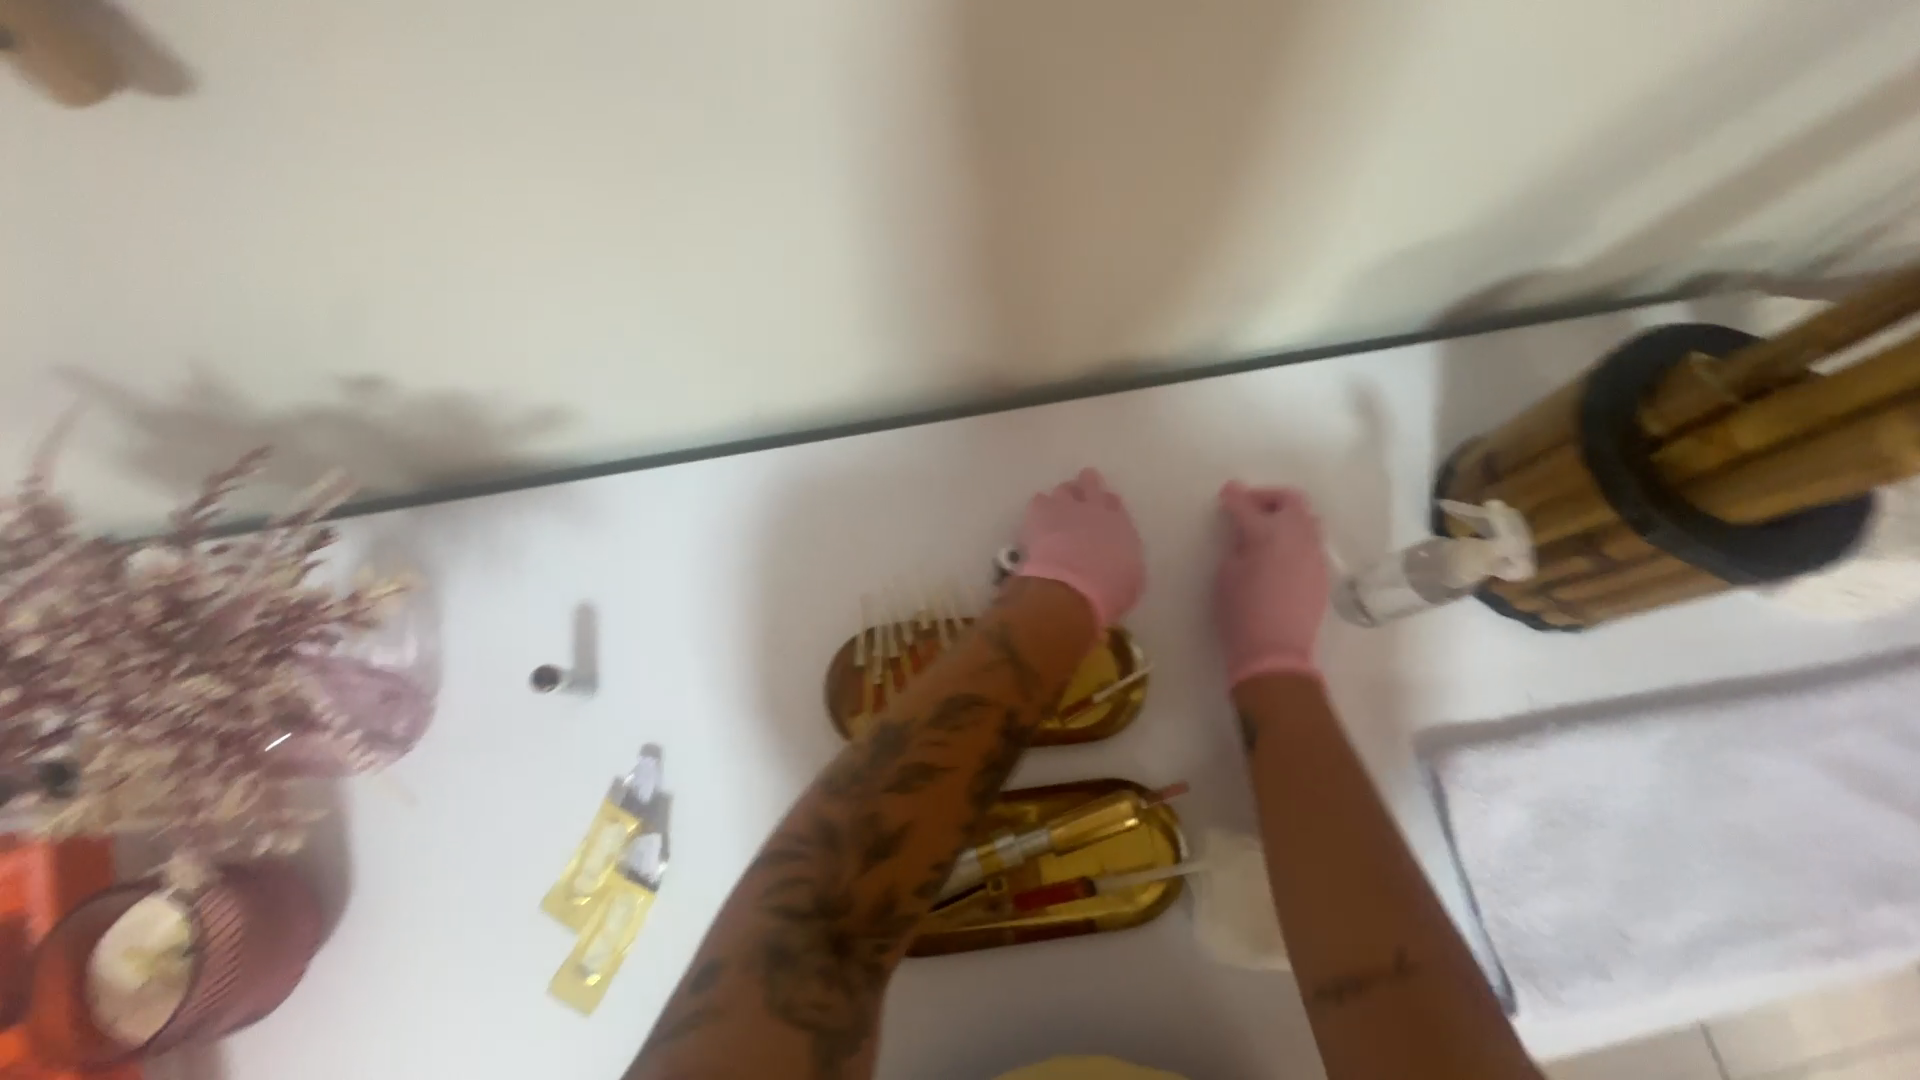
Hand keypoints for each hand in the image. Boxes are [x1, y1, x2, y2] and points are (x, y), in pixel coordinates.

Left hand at [1013, 468, 1144, 626]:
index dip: (1107, 505)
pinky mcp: (1041, 512)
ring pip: (1064, 490)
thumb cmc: (1108, 592)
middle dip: (1087, 485)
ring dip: (1061, 497)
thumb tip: (1118, 563)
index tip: (1103, 509)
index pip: (1115, 505)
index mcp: (1120, 526)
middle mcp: (1095, 510)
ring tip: (1055, 508)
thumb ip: (1124, 563)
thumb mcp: (1129, 581)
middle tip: (1081, 489)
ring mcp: (1067, 507)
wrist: (1073, 587)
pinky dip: (1039, 509)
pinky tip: (1036, 521)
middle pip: (1091, 485)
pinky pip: (1039, 501)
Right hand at [1214, 481, 1328, 685]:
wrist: (1275, 652)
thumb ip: (1238, 545)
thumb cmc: (1240, 613)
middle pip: (1291, 501)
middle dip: (1269, 498)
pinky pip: (1311, 542)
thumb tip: (1246, 533)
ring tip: (1267, 531)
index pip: (1247, 505)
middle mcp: (1297, 536)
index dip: (1235, 496)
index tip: (1227, 493)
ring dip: (1287, 517)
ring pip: (1307, 520)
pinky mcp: (1322, 572)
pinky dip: (1295, 538)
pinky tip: (1279, 555)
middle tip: (1249, 508)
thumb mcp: (1226, 574)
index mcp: (1266, 533)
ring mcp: (1314, 554)